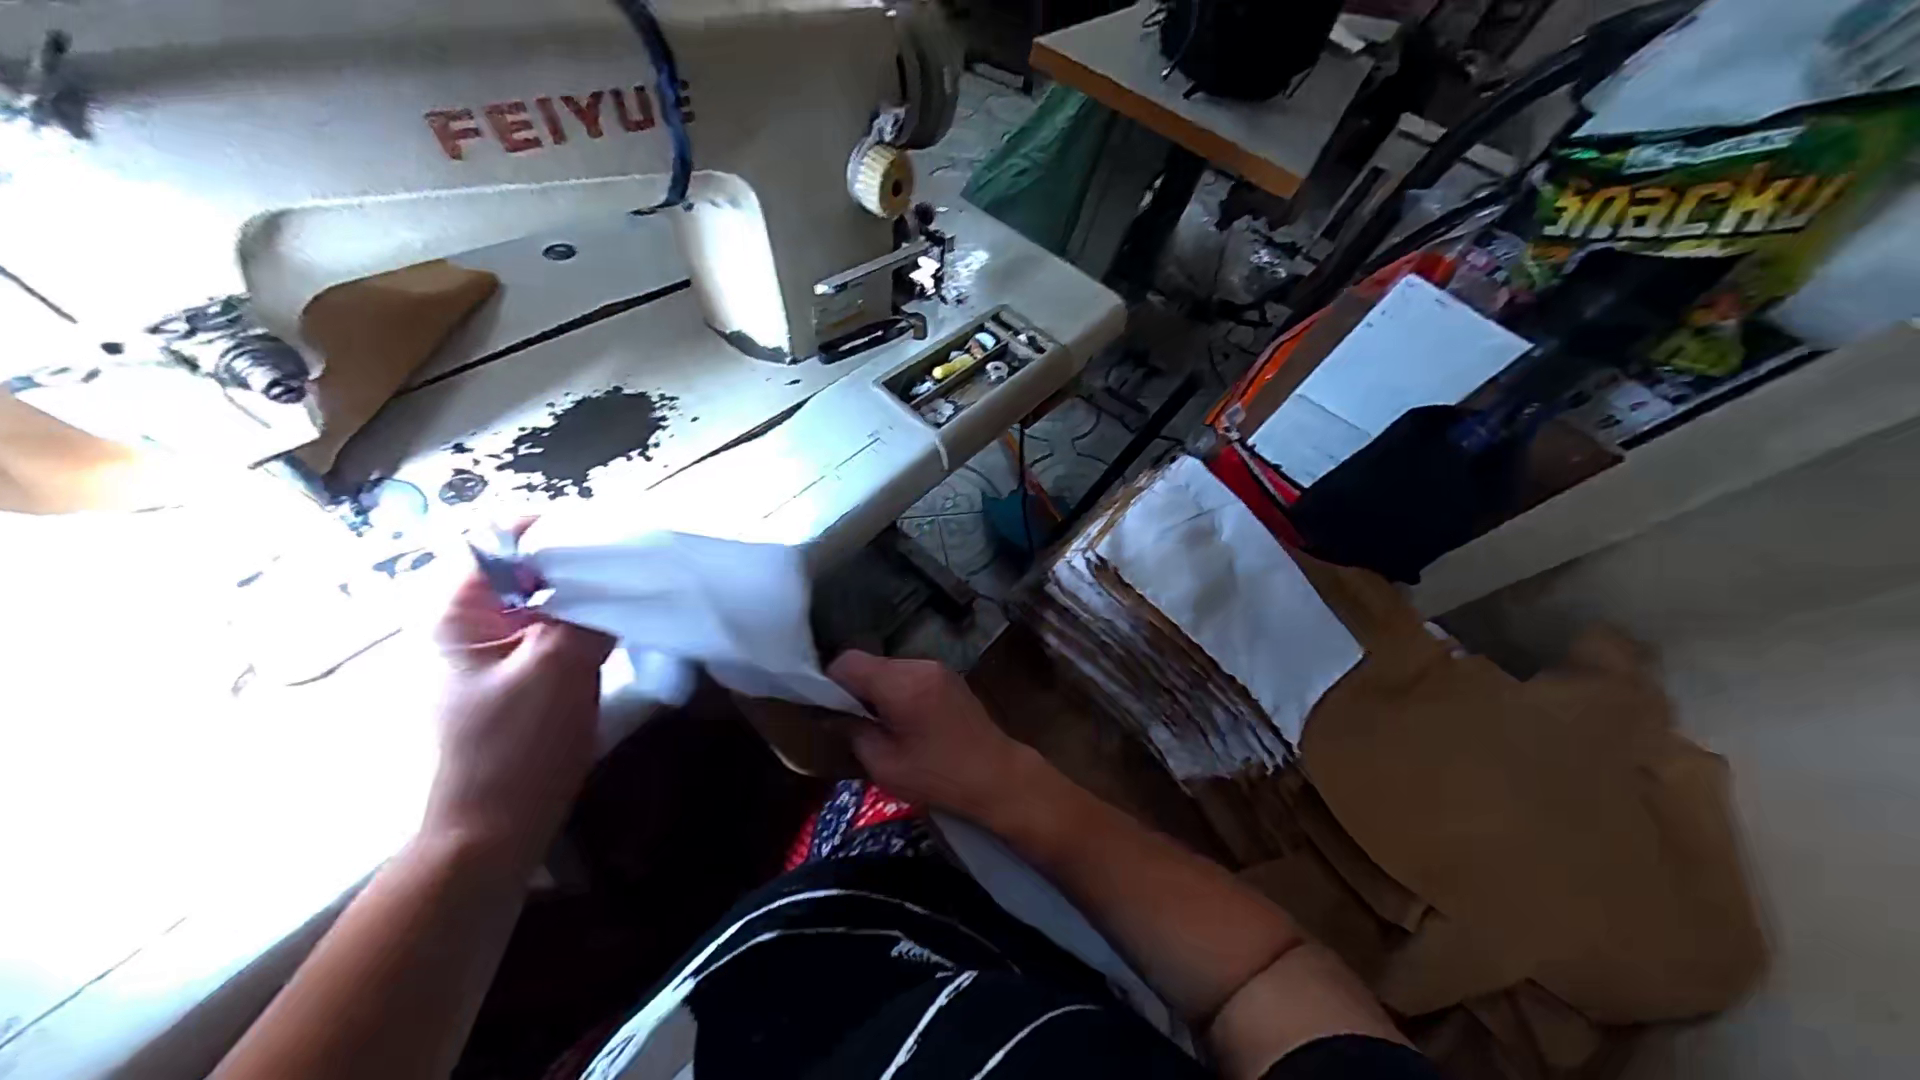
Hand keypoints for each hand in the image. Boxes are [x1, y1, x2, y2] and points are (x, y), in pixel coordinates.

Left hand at [424, 564, 613, 867]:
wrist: (499, 825)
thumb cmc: (517, 746)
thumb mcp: (556, 668)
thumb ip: (588, 612)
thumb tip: (623, 572)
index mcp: (459, 610)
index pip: (501, 539)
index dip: (554, 529)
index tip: (609, 537)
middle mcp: (477, 618)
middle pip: (531, 564)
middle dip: (583, 559)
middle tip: (635, 562)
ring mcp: (505, 643)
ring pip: (553, 595)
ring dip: (592, 590)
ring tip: (638, 586)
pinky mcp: (531, 665)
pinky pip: (564, 623)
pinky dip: (594, 616)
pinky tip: (628, 619)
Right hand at [826, 650, 1051, 825]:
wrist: (997, 776)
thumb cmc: (939, 776)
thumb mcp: (885, 764)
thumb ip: (853, 732)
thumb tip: (831, 715)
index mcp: (902, 684)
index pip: (848, 661)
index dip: (828, 681)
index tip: (824, 706)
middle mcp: (919, 665)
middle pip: (869, 662)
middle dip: (852, 686)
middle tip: (846, 718)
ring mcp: (936, 668)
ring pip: (888, 666)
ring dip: (875, 688)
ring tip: (874, 721)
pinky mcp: (947, 676)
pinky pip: (908, 673)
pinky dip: (895, 688)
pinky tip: (899, 717)